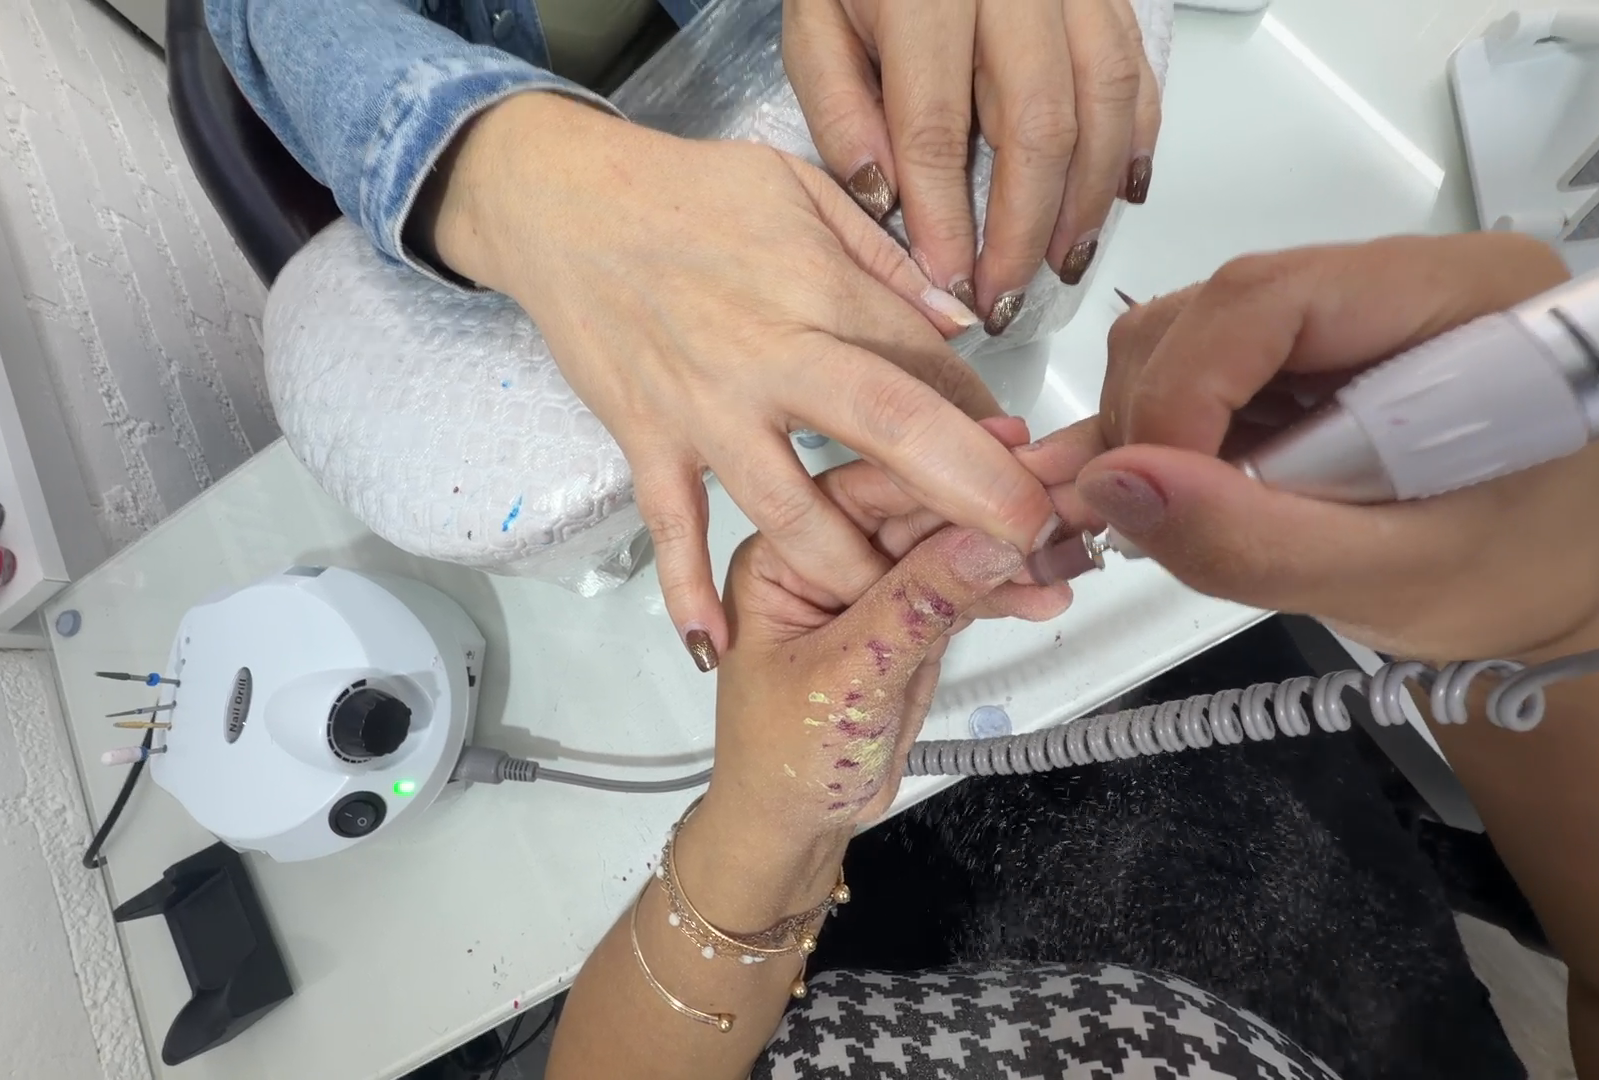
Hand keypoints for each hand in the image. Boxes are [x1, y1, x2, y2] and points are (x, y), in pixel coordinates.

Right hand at [427, 93, 1059, 669]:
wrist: (566, 207)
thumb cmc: (688, 191)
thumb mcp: (802, 191)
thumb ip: (884, 264)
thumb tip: (955, 327)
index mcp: (817, 289)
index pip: (926, 365)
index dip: (986, 423)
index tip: (1025, 467)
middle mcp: (766, 359)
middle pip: (885, 431)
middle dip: (968, 493)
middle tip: (1033, 549)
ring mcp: (701, 411)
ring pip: (787, 507)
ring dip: (853, 566)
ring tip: (907, 609)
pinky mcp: (646, 443)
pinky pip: (669, 527)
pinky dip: (685, 587)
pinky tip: (714, 643)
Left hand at [705, 434, 1073, 842]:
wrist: (796, 821)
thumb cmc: (787, 755)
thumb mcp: (849, 675)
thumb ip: (918, 603)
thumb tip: (994, 534)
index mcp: (781, 555)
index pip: (863, 492)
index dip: (938, 476)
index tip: (1015, 462)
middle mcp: (825, 558)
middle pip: (915, 516)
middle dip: (989, 509)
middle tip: (1065, 495)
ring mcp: (870, 590)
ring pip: (946, 552)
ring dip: (1009, 552)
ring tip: (1073, 546)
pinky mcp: (905, 621)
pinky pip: (959, 593)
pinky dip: (1003, 593)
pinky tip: (1046, 591)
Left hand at [783, 0, 1160, 333]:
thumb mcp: (813, 30)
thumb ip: (840, 111)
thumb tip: (884, 199)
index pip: (937, 130)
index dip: (945, 220)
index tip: (947, 285)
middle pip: (1036, 124)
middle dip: (1023, 229)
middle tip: (1005, 298)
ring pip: (1102, 99)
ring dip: (1086, 198)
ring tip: (1060, 266)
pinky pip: (1135, 64)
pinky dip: (1134, 138)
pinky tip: (1120, 196)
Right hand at [1021, 235, 1598, 662]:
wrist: (1513, 583)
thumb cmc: (1493, 579)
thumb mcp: (1381, 579)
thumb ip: (1247, 540)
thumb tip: (1104, 482)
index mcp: (1451, 296)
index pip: (1260, 300)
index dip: (1183, 391)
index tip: (1165, 492)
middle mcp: (1367, 286)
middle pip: (1193, 319)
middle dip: (1148, 425)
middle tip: (1167, 517)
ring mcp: (1303, 322)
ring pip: (1155, 345)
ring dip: (1132, 438)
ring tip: (1176, 512)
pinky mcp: (1262, 358)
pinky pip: (1152, 374)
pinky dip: (1125, 443)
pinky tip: (1138, 494)